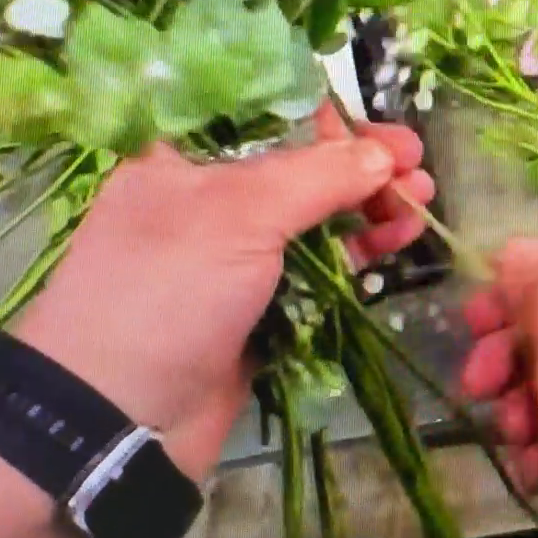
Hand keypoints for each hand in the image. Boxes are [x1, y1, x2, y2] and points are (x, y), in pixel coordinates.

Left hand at [12, 102, 433, 479]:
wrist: (116, 422)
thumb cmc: (166, 291)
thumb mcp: (240, 213)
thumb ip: (319, 175)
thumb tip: (384, 155)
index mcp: (184, 156)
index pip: (267, 116)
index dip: (330, 118)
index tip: (383, 130)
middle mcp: (209, 196)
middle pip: (301, 164)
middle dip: (362, 164)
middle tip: (418, 168)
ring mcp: (235, 252)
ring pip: (315, 214)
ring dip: (369, 205)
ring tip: (421, 204)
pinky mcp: (259, 301)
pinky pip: (318, 263)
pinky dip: (357, 249)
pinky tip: (395, 240)